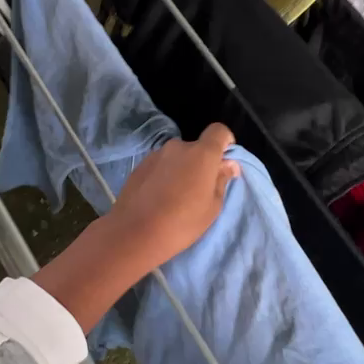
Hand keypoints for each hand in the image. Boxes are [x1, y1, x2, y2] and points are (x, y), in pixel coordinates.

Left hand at [105, 124, 241, 266]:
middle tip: (199, 189)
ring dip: (181, 169)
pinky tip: (159, 197)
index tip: (224, 163)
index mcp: (201, 154)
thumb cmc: (182, 222)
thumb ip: (221, 180)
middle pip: (196, 147)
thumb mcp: (212, 206)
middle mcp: (178, 147)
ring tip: (176, 196)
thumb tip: (229, 165)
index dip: (225, 143)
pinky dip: (164, 175)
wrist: (135, 232)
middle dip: (201, 163)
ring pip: (177, 157)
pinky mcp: (139, 165)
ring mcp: (156, 154)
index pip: (218, 131)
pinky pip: (160, 165)